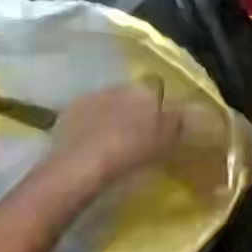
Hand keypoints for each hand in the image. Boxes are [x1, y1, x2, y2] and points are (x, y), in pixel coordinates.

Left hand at [46, 82, 183, 190]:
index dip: (158, 102)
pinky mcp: (66, 114)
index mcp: (144, 90)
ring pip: (107, 103)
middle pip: (131, 94)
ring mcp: (90, 98)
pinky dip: (89, 126)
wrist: (81, 164)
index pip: (157, 86)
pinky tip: (91, 144)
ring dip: (110, 115)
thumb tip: (186, 111)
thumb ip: (177, 121)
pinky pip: (85, 116)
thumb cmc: (132, 150)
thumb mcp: (167, 139)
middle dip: (134, 108)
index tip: (160, 119)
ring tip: (112, 140)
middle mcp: (118, 86)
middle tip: (137, 132)